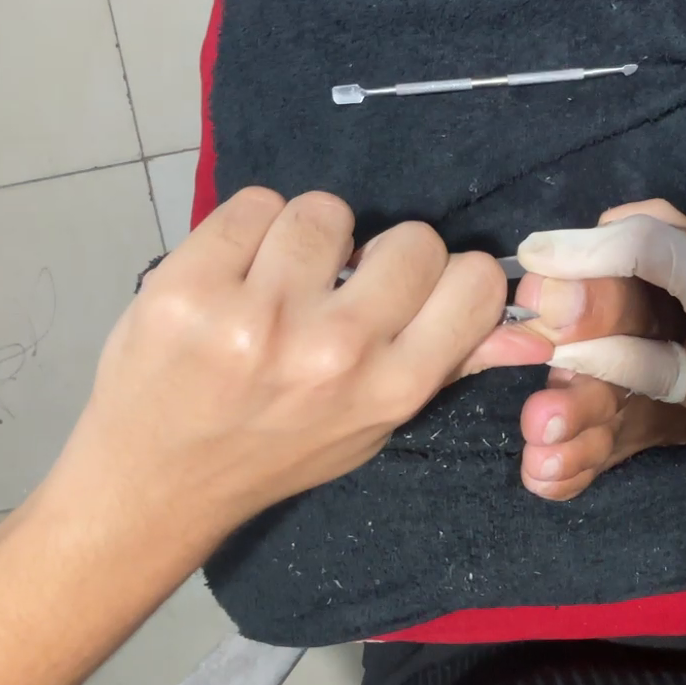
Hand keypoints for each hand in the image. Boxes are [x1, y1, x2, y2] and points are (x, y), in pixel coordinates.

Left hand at [56, 188, 552, 535]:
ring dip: (311, 239)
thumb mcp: (374, 427)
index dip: (452, 276)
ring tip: (281, 281)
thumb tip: (530, 333)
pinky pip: (255, 203)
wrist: (154, 481)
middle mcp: (336, 349)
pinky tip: (236, 272)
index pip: (475, 282)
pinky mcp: (188, 284)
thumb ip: (447, 368)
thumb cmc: (279, 454)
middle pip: (413, 238)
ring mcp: (259, 314)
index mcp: (392, 387)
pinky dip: (252, 228)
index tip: (418, 290)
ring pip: (327, 210)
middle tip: (345, 287)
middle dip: (385, 255)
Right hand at [516, 200, 685, 480]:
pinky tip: (612, 287)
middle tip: (544, 273)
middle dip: (590, 243)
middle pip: (648, 223)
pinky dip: (635, 258)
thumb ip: (633, 362)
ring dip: (611, 249)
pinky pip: (676, 244)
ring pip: (660, 228)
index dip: (583, 248)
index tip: (532, 257)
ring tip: (568, 283)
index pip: (646, 244)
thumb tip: (562, 347)